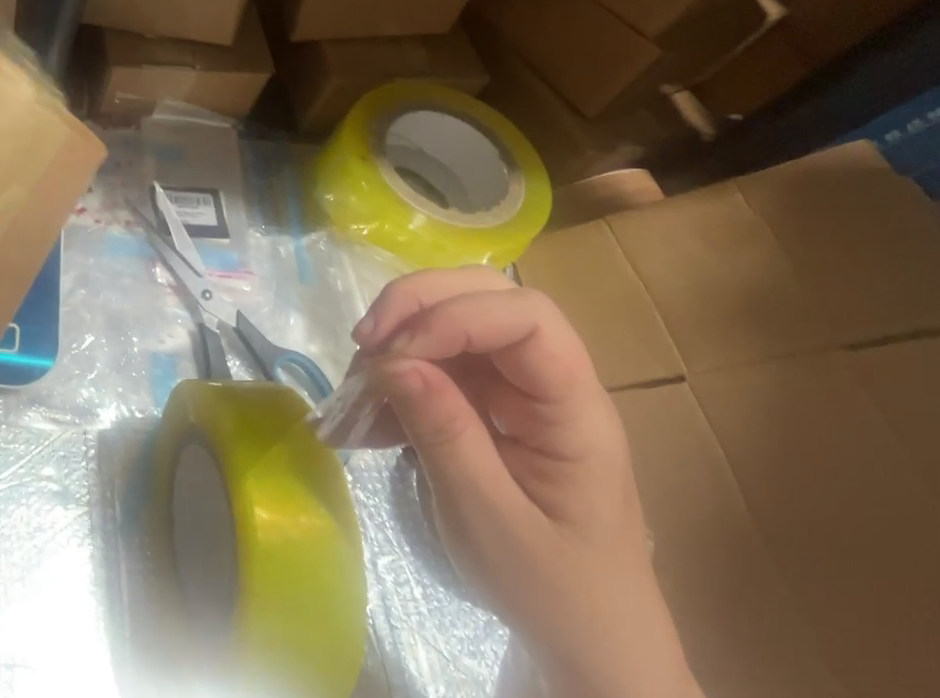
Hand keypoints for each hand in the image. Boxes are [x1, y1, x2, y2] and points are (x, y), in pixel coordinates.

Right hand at [342, 266, 700, 697]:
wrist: (586, 641)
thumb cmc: (552, 588)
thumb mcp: (489, 518)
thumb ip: (445, 433)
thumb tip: (392, 361)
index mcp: (574, 408)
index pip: (524, 317)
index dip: (451, 317)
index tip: (390, 355)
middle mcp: (547, 383)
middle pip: (486, 298)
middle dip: (416, 307)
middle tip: (362, 344)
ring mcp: (516, 393)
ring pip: (452, 325)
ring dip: (395, 344)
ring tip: (354, 394)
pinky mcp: (488, 409)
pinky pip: (435, 368)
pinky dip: (393, 382)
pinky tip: (364, 423)